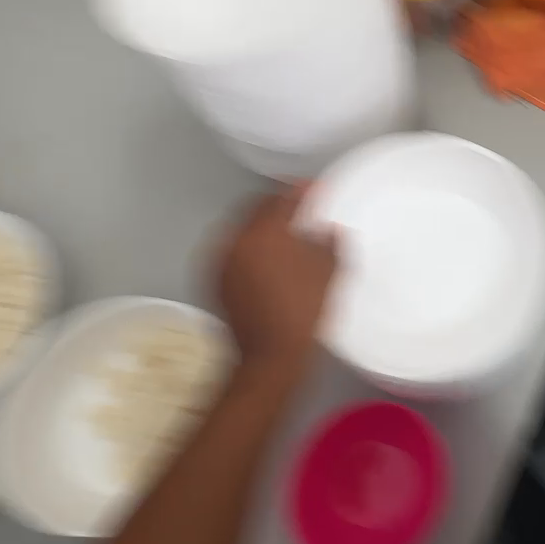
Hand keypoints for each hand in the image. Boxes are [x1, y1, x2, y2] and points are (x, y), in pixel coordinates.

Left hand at [214, 188, 339, 375]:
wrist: (268, 356)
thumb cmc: (303, 310)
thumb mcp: (329, 272)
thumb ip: (329, 241)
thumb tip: (326, 229)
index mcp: (264, 232)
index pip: (283, 197)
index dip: (302, 189)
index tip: (316, 187)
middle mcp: (235, 240)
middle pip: (255, 207)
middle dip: (279, 203)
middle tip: (301, 206)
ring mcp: (220, 261)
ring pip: (241, 228)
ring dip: (263, 224)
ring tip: (286, 232)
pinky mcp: (215, 280)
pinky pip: (234, 249)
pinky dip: (251, 244)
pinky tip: (269, 256)